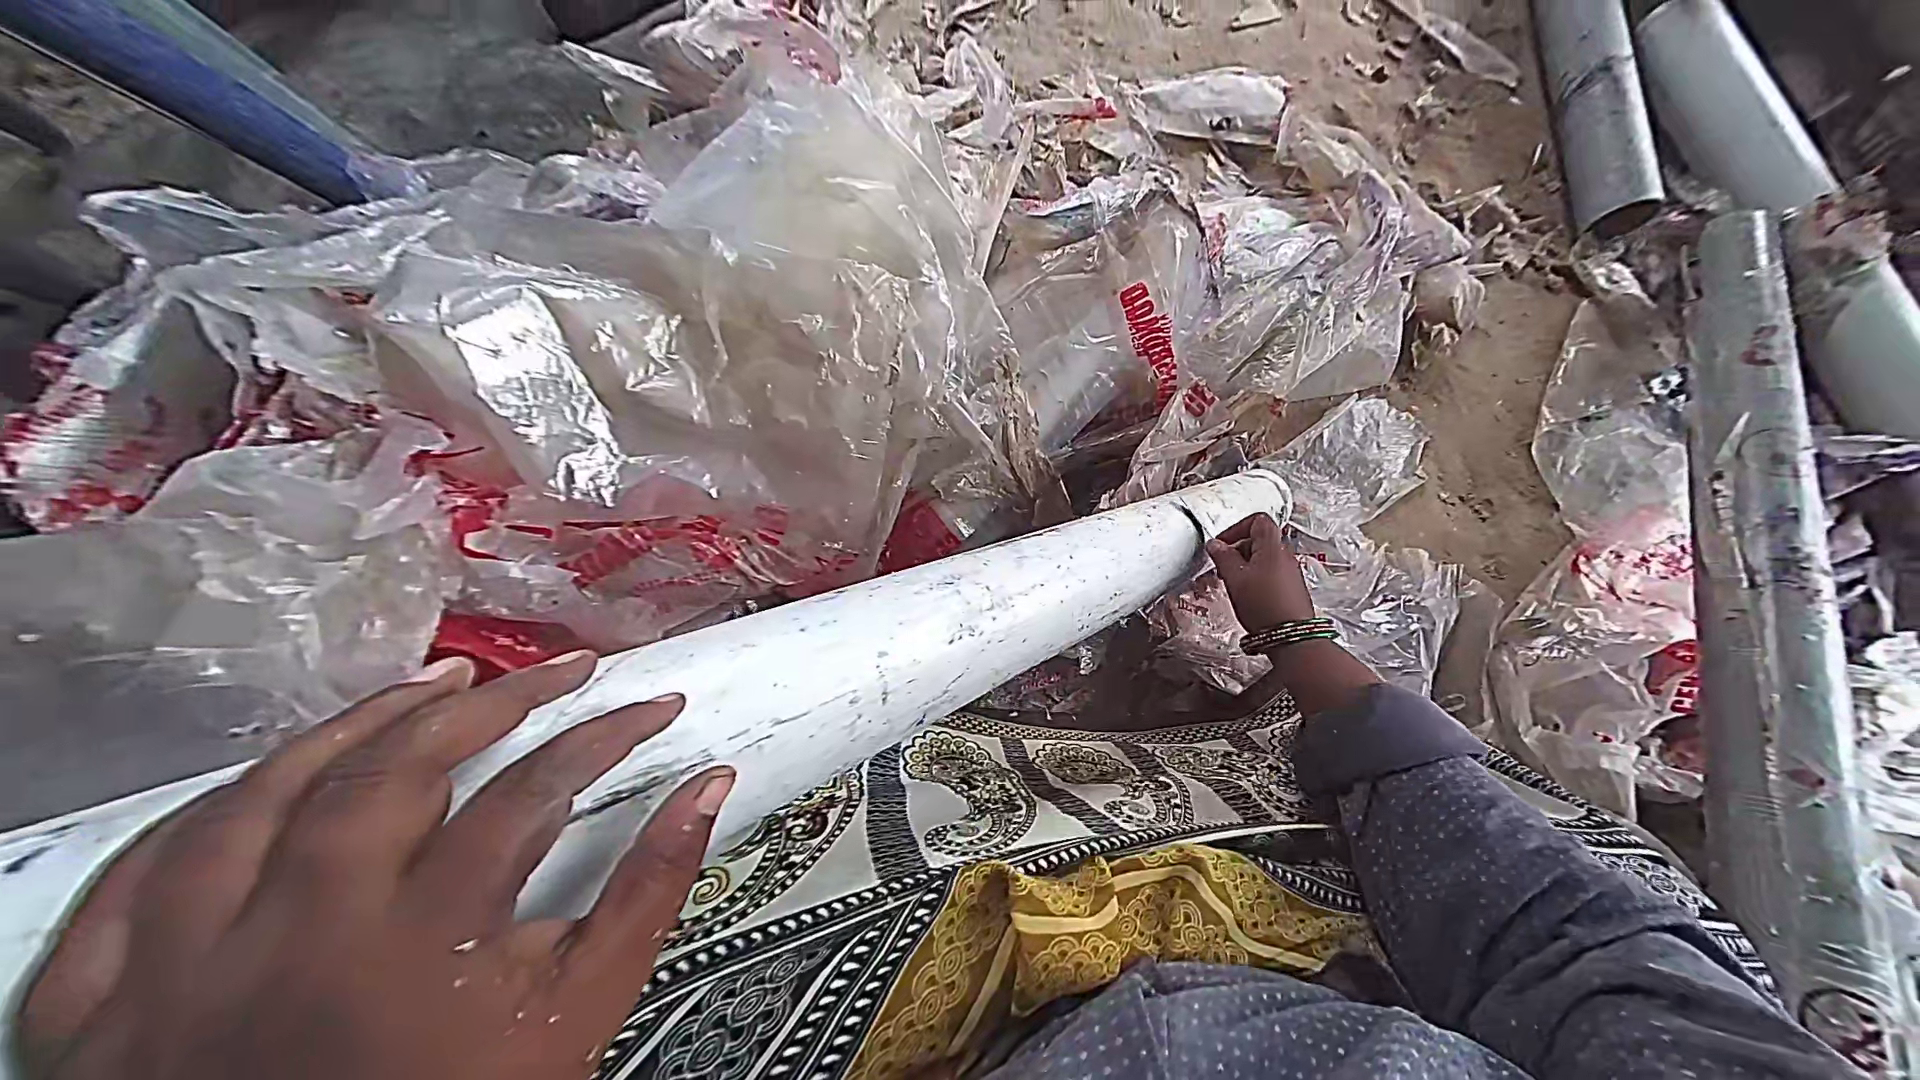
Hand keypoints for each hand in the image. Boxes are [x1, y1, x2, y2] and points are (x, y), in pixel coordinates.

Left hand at [18, 651, 730, 1079]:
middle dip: (497, 701)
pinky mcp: (93, 1014)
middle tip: (557, 670)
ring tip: (441, 679)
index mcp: (425, 940)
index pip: (534, 790)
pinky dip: (217, 803)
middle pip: (400, 770)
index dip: (607, 733)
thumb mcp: (587, 1005)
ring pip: (265, 796)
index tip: (654, 705)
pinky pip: (138, 875)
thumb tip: (710, 786)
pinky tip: (285, 767)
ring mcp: (180, 971)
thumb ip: (653, 886)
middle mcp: (297, 936)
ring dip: (365, 720)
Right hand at [1205, 512, 1314, 630]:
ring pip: (1263, 557)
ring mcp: (1289, 571)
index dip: (1236, 528)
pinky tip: (1245, 593)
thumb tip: (1215, 544)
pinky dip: (1254, 576)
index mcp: (1272, 547)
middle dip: (1236, 548)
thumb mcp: (1235, 578)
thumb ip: (1223, 557)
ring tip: (1231, 581)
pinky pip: (1269, 572)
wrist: (1290, 636)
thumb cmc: (1264, 605)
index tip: (1221, 543)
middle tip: (1222, 564)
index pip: (1257, 521)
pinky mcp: (1290, 587)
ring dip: (1244, 564)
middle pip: (1259, 539)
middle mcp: (1284, 555)